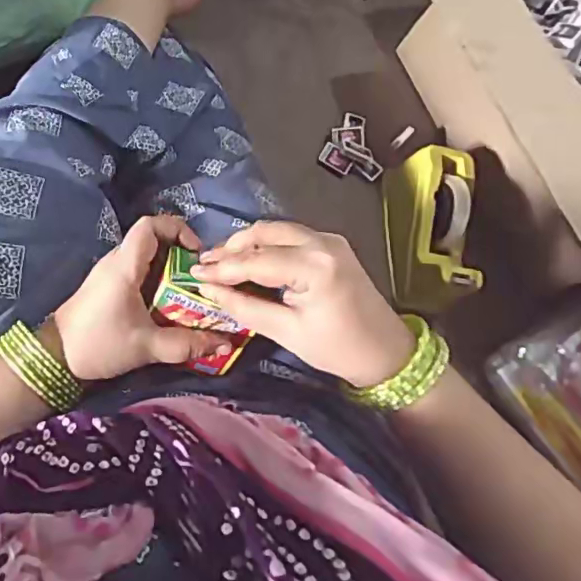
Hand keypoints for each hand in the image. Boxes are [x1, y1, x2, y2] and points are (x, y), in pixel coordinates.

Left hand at [52, 214, 231, 381]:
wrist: (56, 357)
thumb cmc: (99, 344)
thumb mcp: (148, 346)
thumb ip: (187, 344)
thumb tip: (225, 343)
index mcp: (124, 266)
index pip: (150, 225)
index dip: (177, 229)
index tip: (195, 253)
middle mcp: (115, 261)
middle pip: (152, 240)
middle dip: (179, 254)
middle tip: (198, 279)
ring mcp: (108, 273)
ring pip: (144, 257)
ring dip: (168, 269)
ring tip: (188, 293)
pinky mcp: (105, 286)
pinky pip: (136, 271)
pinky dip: (154, 280)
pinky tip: (166, 304)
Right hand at [190, 221, 414, 387]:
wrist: (387, 351)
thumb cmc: (338, 348)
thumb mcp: (287, 332)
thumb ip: (245, 307)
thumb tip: (209, 291)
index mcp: (314, 266)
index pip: (256, 260)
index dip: (222, 268)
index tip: (193, 273)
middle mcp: (322, 243)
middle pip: (265, 233)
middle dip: (231, 248)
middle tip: (205, 264)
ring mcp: (330, 240)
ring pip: (276, 229)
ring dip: (247, 242)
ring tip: (221, 261)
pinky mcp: (332, 244)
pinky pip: (290, 235)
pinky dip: (266, 243)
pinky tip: (249, 259)